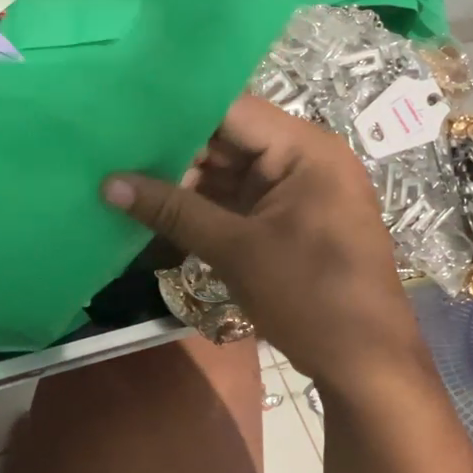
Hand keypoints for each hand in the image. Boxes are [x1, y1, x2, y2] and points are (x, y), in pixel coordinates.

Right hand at [103, 96, 419, 381]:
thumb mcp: (236, 250)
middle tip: (112, 159)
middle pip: (227, 141)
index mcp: (304, 149)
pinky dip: (203, 211)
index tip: (123, 120)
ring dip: (183, 186)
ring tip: (122, 188)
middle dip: (173, 154)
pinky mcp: (287, 224)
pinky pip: (238, 204)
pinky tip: (156, 218)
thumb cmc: (309, 296)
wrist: (365, 362)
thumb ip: (172, 211)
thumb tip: (108, 184)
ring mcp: (296, 193)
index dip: (176, 113)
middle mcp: (302, 160)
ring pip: (228, 175)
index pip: (231, 110)